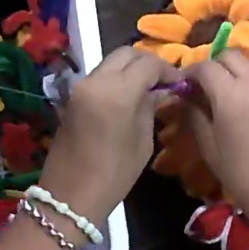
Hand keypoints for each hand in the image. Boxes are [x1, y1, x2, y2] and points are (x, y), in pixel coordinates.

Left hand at [39, 48, 179, 222]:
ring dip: (130, 69)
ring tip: (148, 89)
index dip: (167, 69)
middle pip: (126, 54)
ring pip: (111, 63)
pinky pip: (100, 77)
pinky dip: (117, 79)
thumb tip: (160, 90)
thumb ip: (150, 108)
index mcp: (117, 91)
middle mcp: (96, 80)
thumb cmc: (114, 174)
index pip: (147, 63)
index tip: (178, 82)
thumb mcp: (143, 141)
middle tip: (163, 81)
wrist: (70, 195)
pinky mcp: (72, 96)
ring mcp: (81, 86)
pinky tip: (129, 97)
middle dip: (147, 63)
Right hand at [183, 53, 248, 228]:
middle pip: (230, 56)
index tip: (183, 86)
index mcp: (231, 94)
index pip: (206, 67)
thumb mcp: (208, 144)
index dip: (191, 73)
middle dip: (214, 66)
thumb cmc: (238, 173)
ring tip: (225, 95)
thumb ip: (194, 113)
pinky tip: (247, 106)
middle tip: (204, 87)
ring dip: (234, 72)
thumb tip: (185, 96)